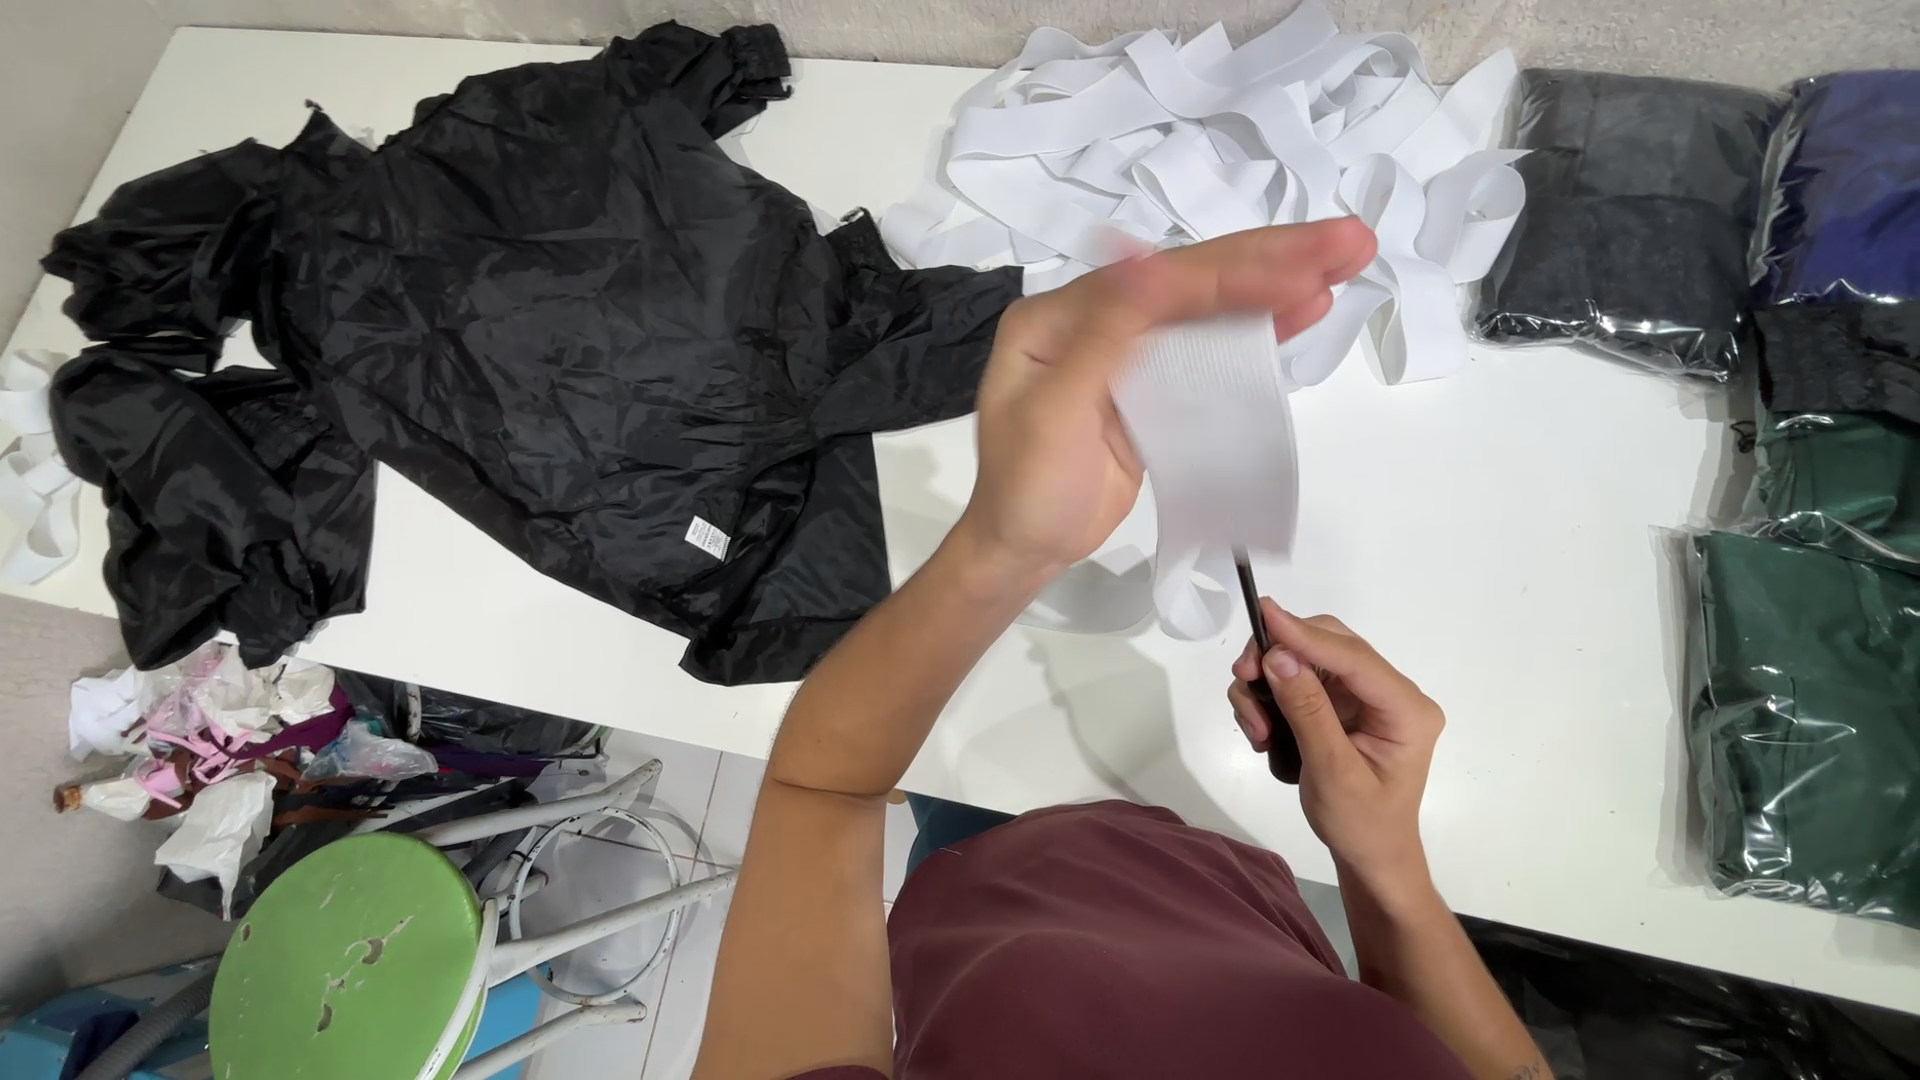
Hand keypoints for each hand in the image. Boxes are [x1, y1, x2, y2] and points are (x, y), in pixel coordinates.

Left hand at [954, 221, 1375, 575]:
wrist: (1026, 546)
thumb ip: (1105, 336)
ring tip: (1343, 263)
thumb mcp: (1057, 412)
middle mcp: (1089, 322)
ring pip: (1202, 311)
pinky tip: (1298, 312)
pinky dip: (1250, 333)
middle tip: (1349, 242)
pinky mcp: (1147, 389)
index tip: (1302, 268)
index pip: (1153, 284)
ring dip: (1269, 287)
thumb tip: (1148, 256)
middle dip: (1267, 261)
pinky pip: (1203, 352)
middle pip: (1186, 283)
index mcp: (1056, 318)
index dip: (1229, 274)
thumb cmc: (1028, 487)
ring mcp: (1121, 354)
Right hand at [1229, 599, 1442, 895]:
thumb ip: (1307, 712)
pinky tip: (1263, 732)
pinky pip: (1292, 680)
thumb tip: (1278, 659)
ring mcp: (1358, 696)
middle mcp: (1385, 692)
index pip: (1352, 657)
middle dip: (1278, 656)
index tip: (1264, 613)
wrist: (1368, 856)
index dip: (1305, 634)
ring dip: (1266, 686)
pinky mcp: (1333, 704)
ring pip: (1302, 659)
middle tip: (1243, 677)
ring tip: (1256, 730)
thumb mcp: (1333, 773)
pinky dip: (1267, 699)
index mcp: (1404, 708)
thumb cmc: (1361, 824)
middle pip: (1325, 644)